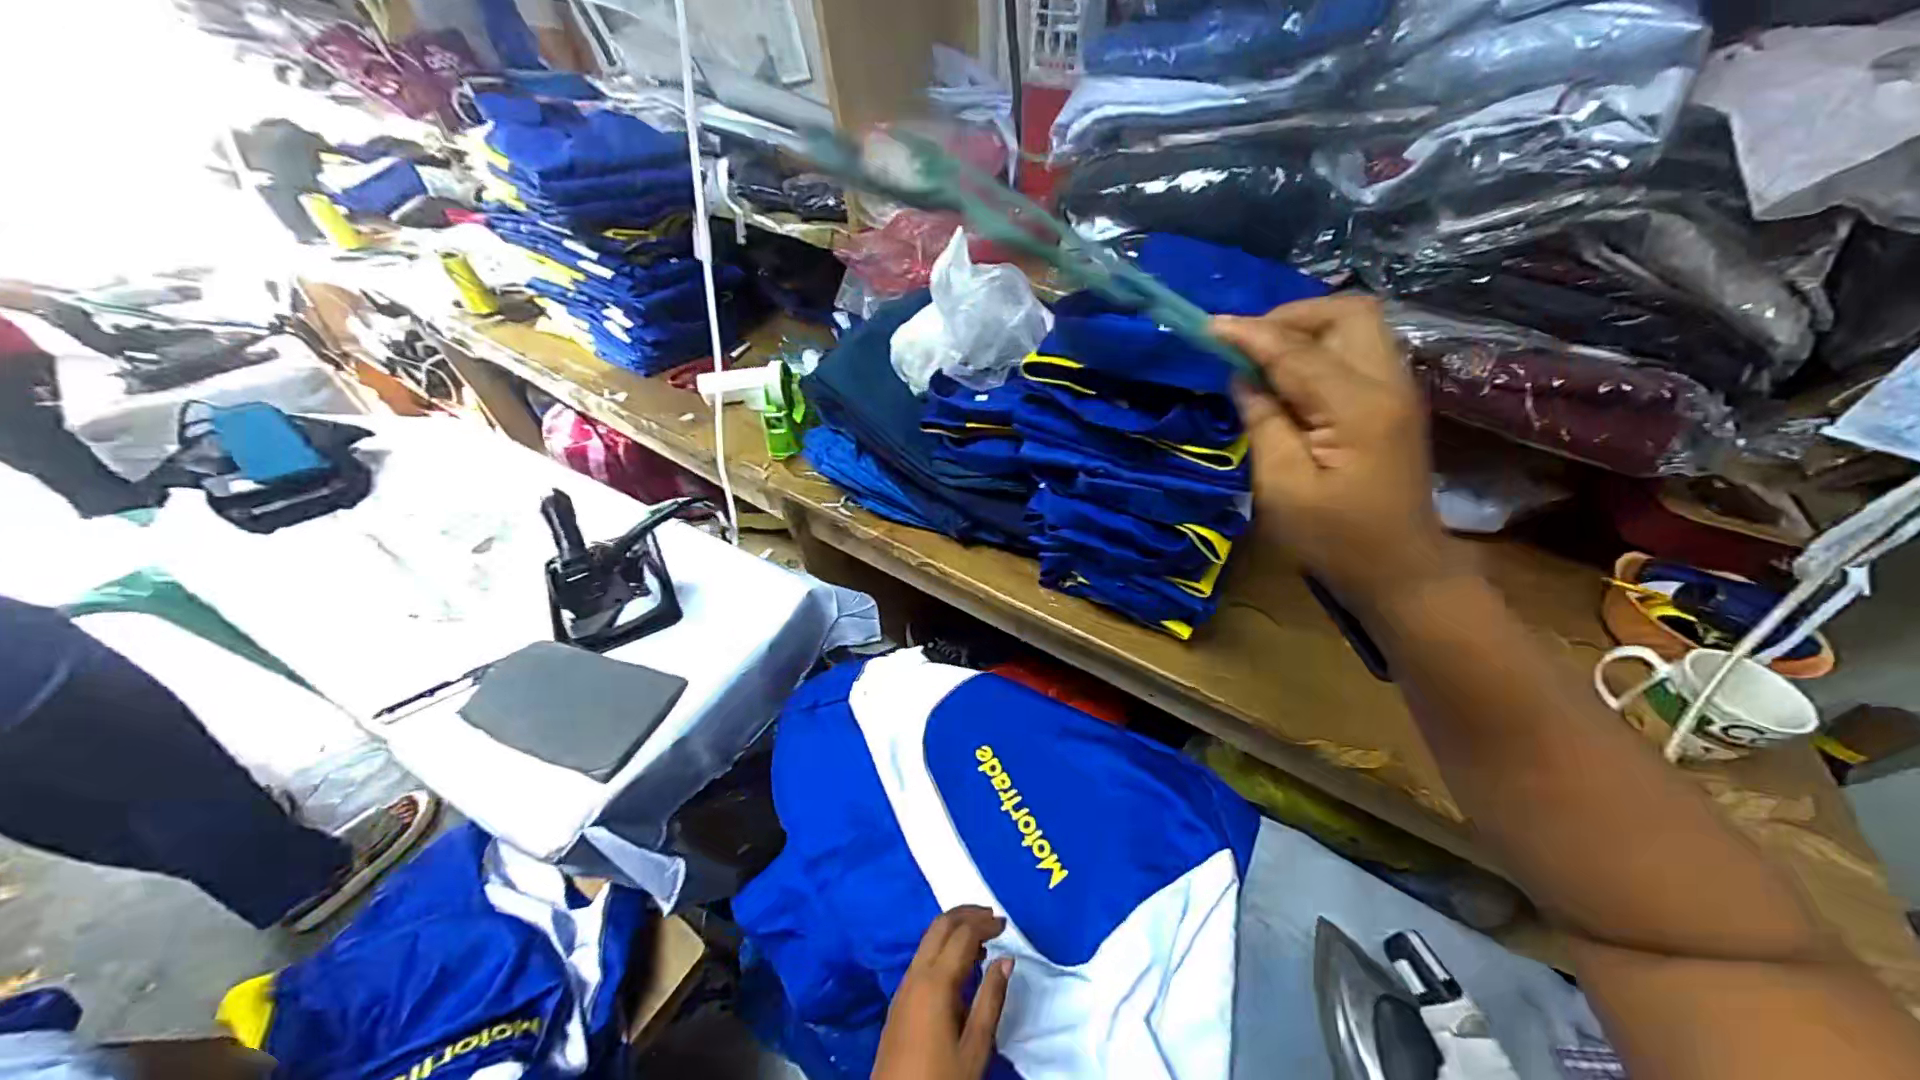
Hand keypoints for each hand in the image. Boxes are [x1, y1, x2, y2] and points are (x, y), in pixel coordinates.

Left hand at [873, 906, 1013, 1079]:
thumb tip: (1006, 959)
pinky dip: (943, 945)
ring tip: (981, 936)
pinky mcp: (900, 998)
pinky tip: (960, 963)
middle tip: (992, 918)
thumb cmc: (941, 1079)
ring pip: (928, 938)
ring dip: (954, 928)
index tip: (1005, 924)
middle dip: (966, 914)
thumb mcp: (975, 1047)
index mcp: (935, 982)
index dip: (985, 924)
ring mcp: (904, 984)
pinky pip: (922, 956)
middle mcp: (916, 974)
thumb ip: (991, 999)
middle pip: (940, 925)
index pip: (962, 934)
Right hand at [1214, 295, 1452, 604]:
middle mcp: (1388, 384)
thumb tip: (1243, 378)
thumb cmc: (1335, 539)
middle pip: (1347, 313)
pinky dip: (1319, 347)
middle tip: (1245, 343)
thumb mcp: (1282, 488)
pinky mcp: (1393, 401)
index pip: (1298, 351)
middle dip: (1289, 317)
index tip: (1207, 327)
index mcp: (1358, 408)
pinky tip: (1288, 375)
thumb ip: (1262, 423)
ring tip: (1261, 356)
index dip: (1250, 334)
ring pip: (1356, 325)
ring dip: (1305, 329)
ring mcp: (1398, 390)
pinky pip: (1358, 349)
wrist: (1400, 569)